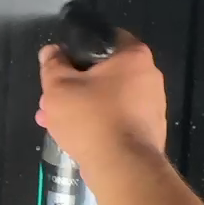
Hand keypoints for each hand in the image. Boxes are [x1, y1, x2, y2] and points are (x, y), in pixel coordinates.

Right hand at [35, 30, 168, 172]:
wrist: (122, 165)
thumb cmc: (90, 118)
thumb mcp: (58, 88)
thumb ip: (52, 66)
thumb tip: (50, 51)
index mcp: (132, 56)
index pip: (105, 40)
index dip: (78, 51)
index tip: (60, 68)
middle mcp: (149, 75)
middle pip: (104, 73)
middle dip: (74, 87)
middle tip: (50, 102)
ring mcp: (152, 104)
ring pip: (107, 99)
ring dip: (82, 108)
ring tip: (55, 124)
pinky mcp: (148, 129)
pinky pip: (116, 119)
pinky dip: (97, 124)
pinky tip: (77, 137)